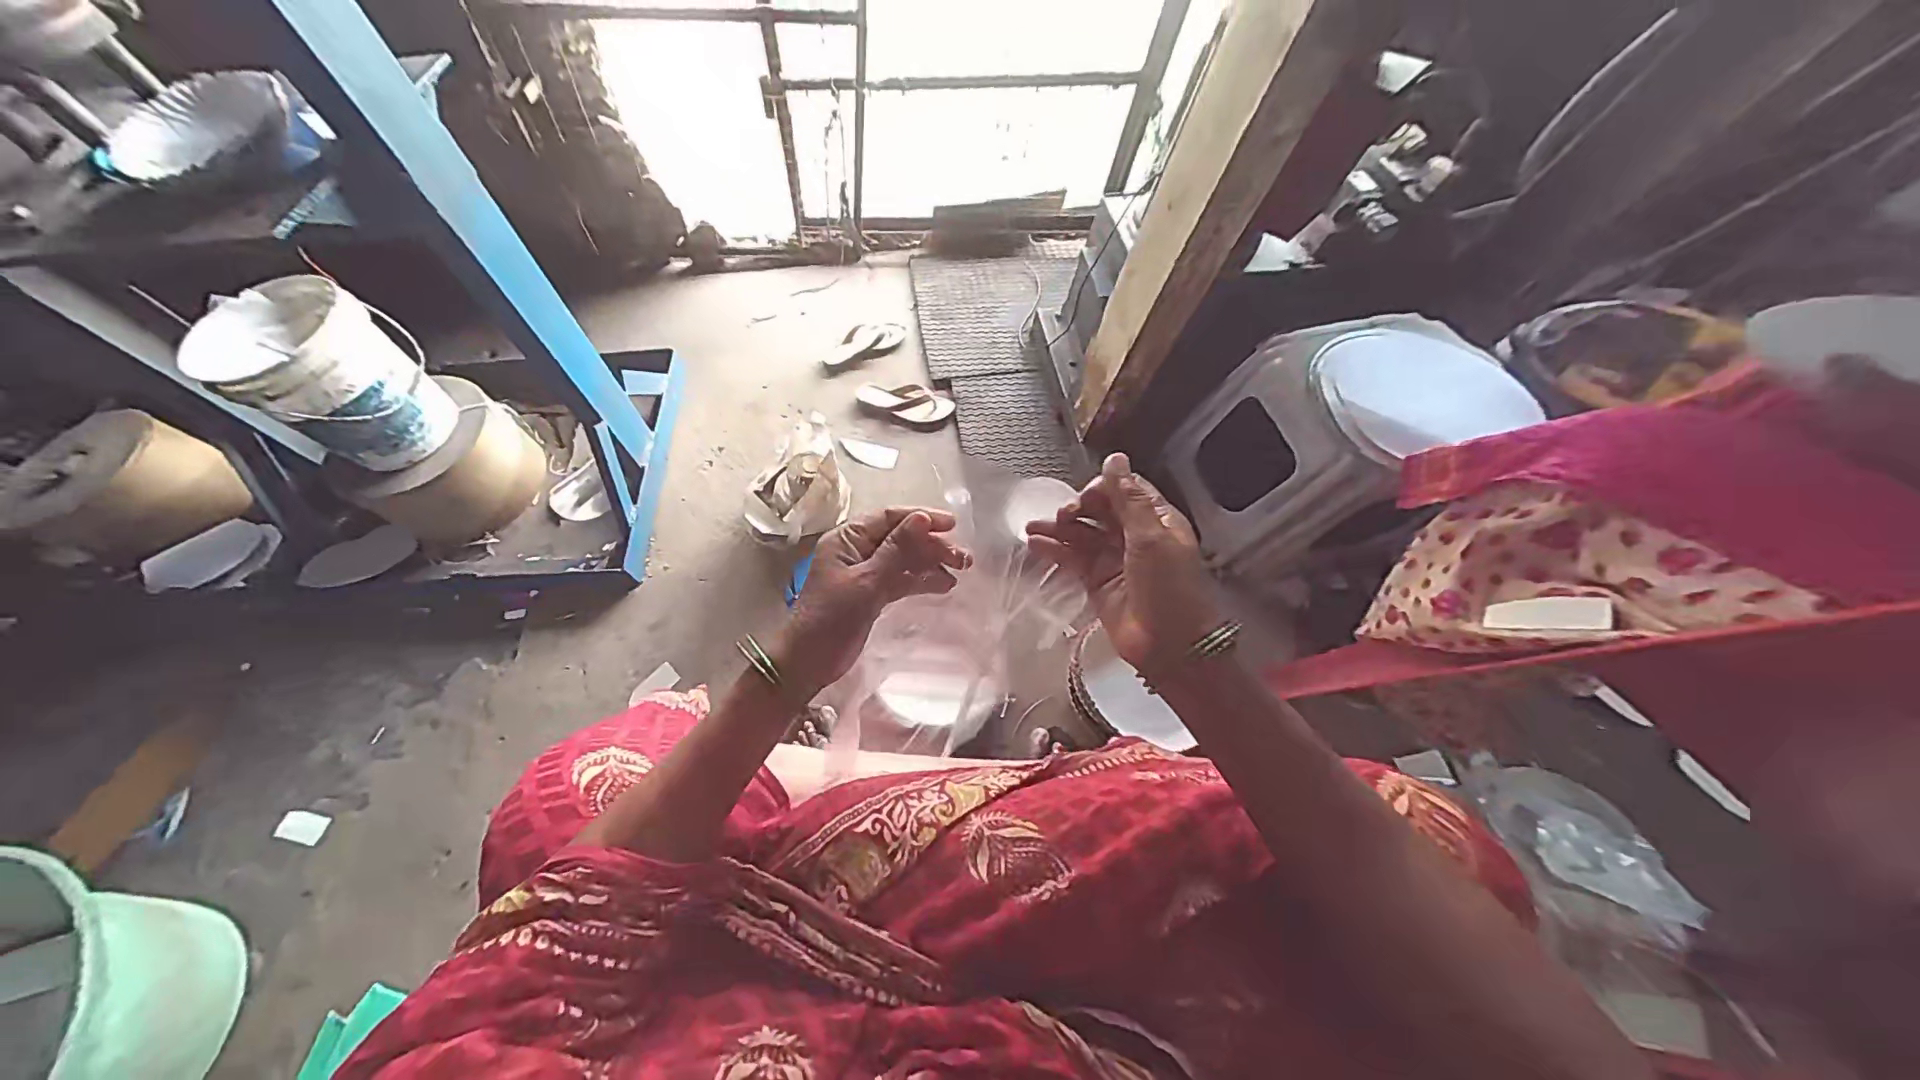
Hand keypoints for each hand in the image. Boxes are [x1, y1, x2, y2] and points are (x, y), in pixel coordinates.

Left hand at [775, 507, 971, 693]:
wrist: (807, 662)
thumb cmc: (831, 619)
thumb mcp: (866, 582)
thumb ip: (896, 550)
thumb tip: (922, 517)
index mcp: (847, 539)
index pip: (889, 518)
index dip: (922, 518)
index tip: (953, 525)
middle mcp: (855, 551)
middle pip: (900, 538)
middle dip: (932, 544)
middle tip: (963, 558)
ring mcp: (864, 574)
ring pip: (903, 560)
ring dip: (931, 563)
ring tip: (960, 571)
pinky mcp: (871, 595)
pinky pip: (900, 580)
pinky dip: (920, 581)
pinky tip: (943, 585)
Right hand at [1026, 453, 1218, 677]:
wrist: (1172, 646)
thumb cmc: (1171, 590)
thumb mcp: (1152, 538)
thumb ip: (1129, 499)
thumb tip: (1115, 458)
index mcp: (1156, 520)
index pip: (1125, 490)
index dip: (1102, 488)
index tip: (1085, 498)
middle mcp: (1135, 536)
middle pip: (1100, 510)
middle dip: (1078, 508)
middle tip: (1063, 516)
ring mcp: (1114, 559)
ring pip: (1082, 534)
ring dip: (1059, 528)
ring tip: (1034, 527)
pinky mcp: (1097, 581)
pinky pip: (1072, 559)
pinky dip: (1054, 550)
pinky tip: (1035, 545)